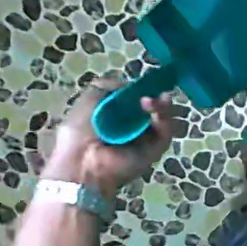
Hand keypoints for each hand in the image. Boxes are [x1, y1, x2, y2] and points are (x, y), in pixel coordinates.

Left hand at [42, 78, 183, 193]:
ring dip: (160, 105)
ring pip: (163, 117)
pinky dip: (164, 117)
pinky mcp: (156, 149)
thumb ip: (107, 86)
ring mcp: (147, 139)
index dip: (141, 89)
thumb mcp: (88, 100)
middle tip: (150, 91)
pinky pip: (166, 131)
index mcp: (116, 116)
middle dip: (154, 95)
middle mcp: (133, 127)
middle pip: (153, 107)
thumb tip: (129, 85)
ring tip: (149, 100)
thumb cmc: (79, 132)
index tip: (141, 83)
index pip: (136, 99)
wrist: (83, 162)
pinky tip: (153, 106)